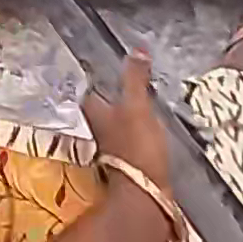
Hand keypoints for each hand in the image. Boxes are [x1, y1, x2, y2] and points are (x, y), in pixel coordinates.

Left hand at [80, 50, 169, 189]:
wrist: (146, 191)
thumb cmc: (136, 145)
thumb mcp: (137, 106)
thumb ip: (135, 78)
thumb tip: (137, 50)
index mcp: (93, 109)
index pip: (90, 84)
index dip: (97, 72)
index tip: (107, 58)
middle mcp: (96, 123)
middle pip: (103, 100)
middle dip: (113, 88)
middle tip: (129, 72)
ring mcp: (111, 139)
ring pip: (116, 115)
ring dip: (127, 105)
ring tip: (144, 91)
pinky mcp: (128, 153)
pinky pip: (131, 129)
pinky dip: (138, 121)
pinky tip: (152, 119)